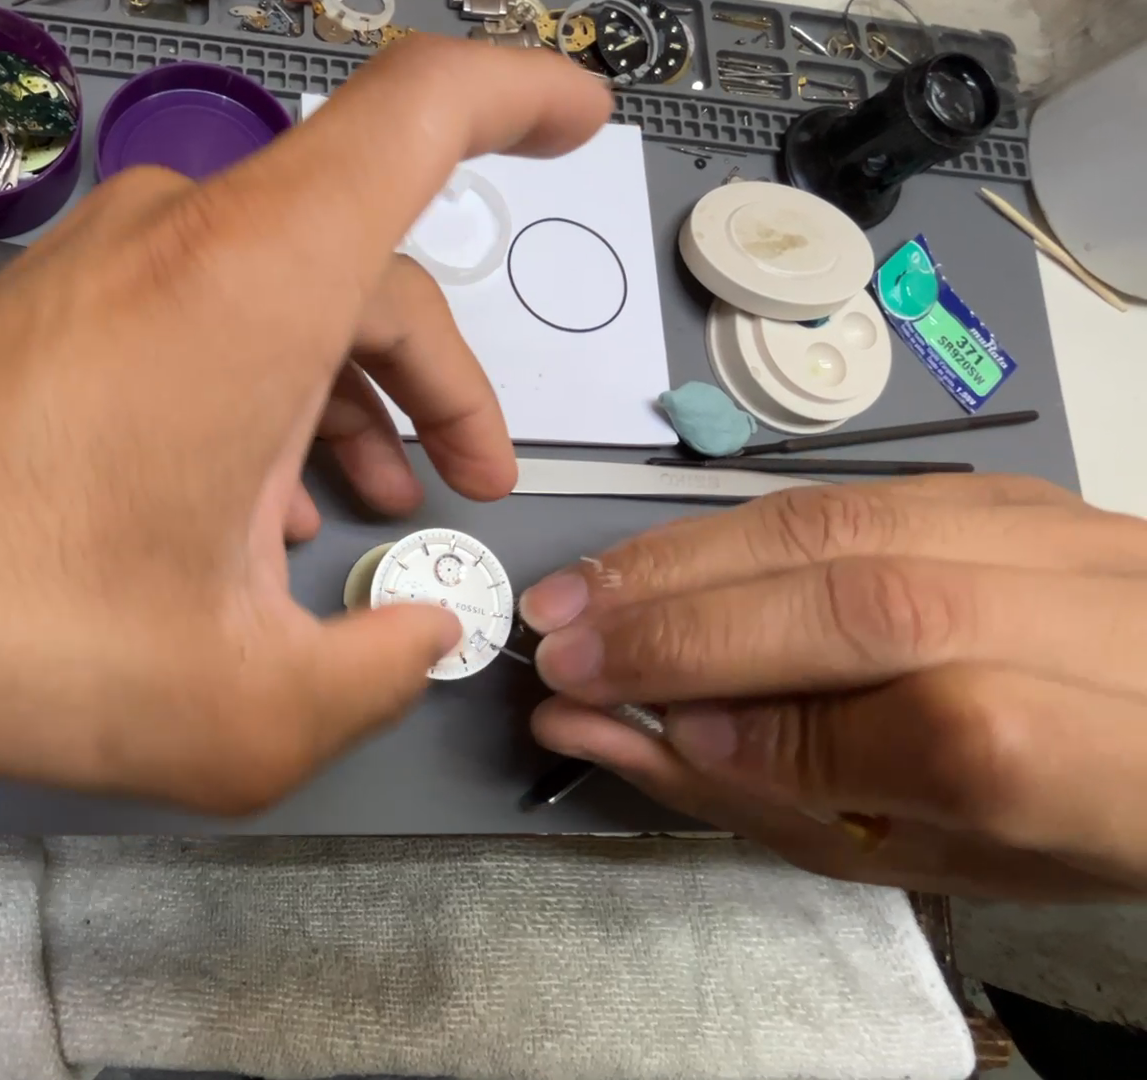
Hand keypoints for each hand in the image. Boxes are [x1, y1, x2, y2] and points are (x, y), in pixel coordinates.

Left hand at [0, 40, 609, 811]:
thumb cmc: (6, 635)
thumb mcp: (239, 707)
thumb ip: (373, 677)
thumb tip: (421, 636)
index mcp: (253, 289)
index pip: (420, 114)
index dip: (518, 99)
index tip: (574, 121)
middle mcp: (176, 246)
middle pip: (363, 272)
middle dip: (433, 382)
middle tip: (459, 483)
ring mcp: (100, 274)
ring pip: (276, 308)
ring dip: (338, 404)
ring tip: (359, 512)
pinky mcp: (47, 321)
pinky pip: (190, 332)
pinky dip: (246, 406)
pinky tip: (237, 510)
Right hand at [518, 474, 1146, 898]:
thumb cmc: (1009, 818)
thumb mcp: (892, 849)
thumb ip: (731, 788)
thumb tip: (578, 725)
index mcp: (1133, 770)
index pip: (954, 734)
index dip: (789, 735)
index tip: (665, 735)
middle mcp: (1119, 625)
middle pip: (872, 603)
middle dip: (686, 632)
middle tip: (562, 655)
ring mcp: (1057, 534)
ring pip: (831, 527)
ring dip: (669, 565)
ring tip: (568, 599)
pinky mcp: (986, 490)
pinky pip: (817, 498)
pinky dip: (704, 536)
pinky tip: (633, 565)